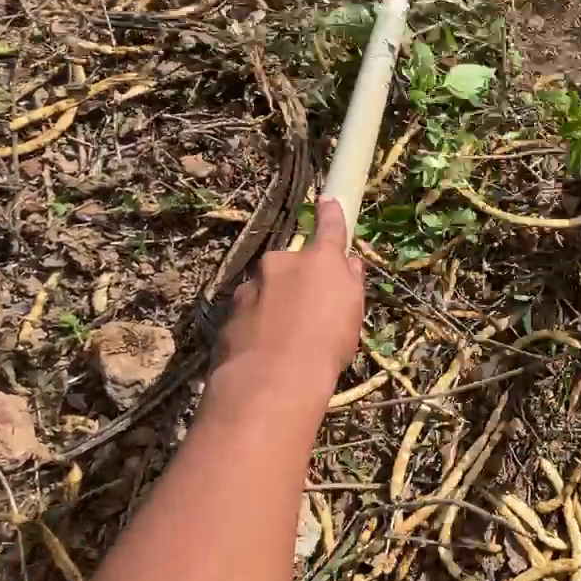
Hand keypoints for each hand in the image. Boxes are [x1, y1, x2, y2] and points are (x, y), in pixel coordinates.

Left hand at [212, 199, 364, 400]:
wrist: (272, 380)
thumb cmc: (327, 342)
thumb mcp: (353, 313)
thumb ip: (350, 283)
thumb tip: (348, 264)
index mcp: (319, 260)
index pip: (329, 228)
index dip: (330, 214)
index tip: (326, 200)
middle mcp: (282, 263)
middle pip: (293, 263)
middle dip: (299, 278)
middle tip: (310, 309)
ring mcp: (251, 286)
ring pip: (268, 288)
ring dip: (276, 302)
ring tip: (286, 337)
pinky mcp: (228, 312)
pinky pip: (249, 311)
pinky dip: (258, 322)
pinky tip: (266, 348)